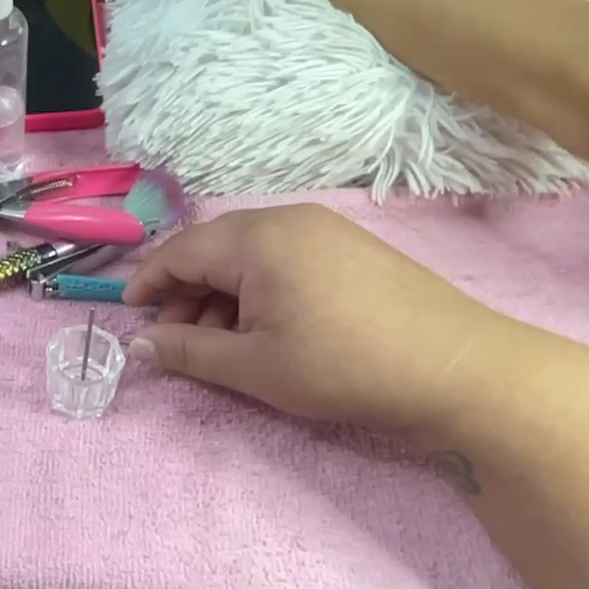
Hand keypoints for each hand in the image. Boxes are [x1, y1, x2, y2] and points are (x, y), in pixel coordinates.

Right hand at [124, 205, 539, 431]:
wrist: (457, 368)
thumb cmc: (342, 366)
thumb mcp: (252, 366)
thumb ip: (187, 350)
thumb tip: (139, 344)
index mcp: (257, 240)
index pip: (181, 250)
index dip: (149, 281)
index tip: (131, 315)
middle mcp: (287, 220)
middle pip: (212, 247)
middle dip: (185, 291)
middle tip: (177, 337)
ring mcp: (323, 228)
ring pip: (246, 253)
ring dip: (220, 293)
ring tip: (221, 341)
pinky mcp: (347, 246)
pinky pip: (280, 256)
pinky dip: (255, 288)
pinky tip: (263, 326)